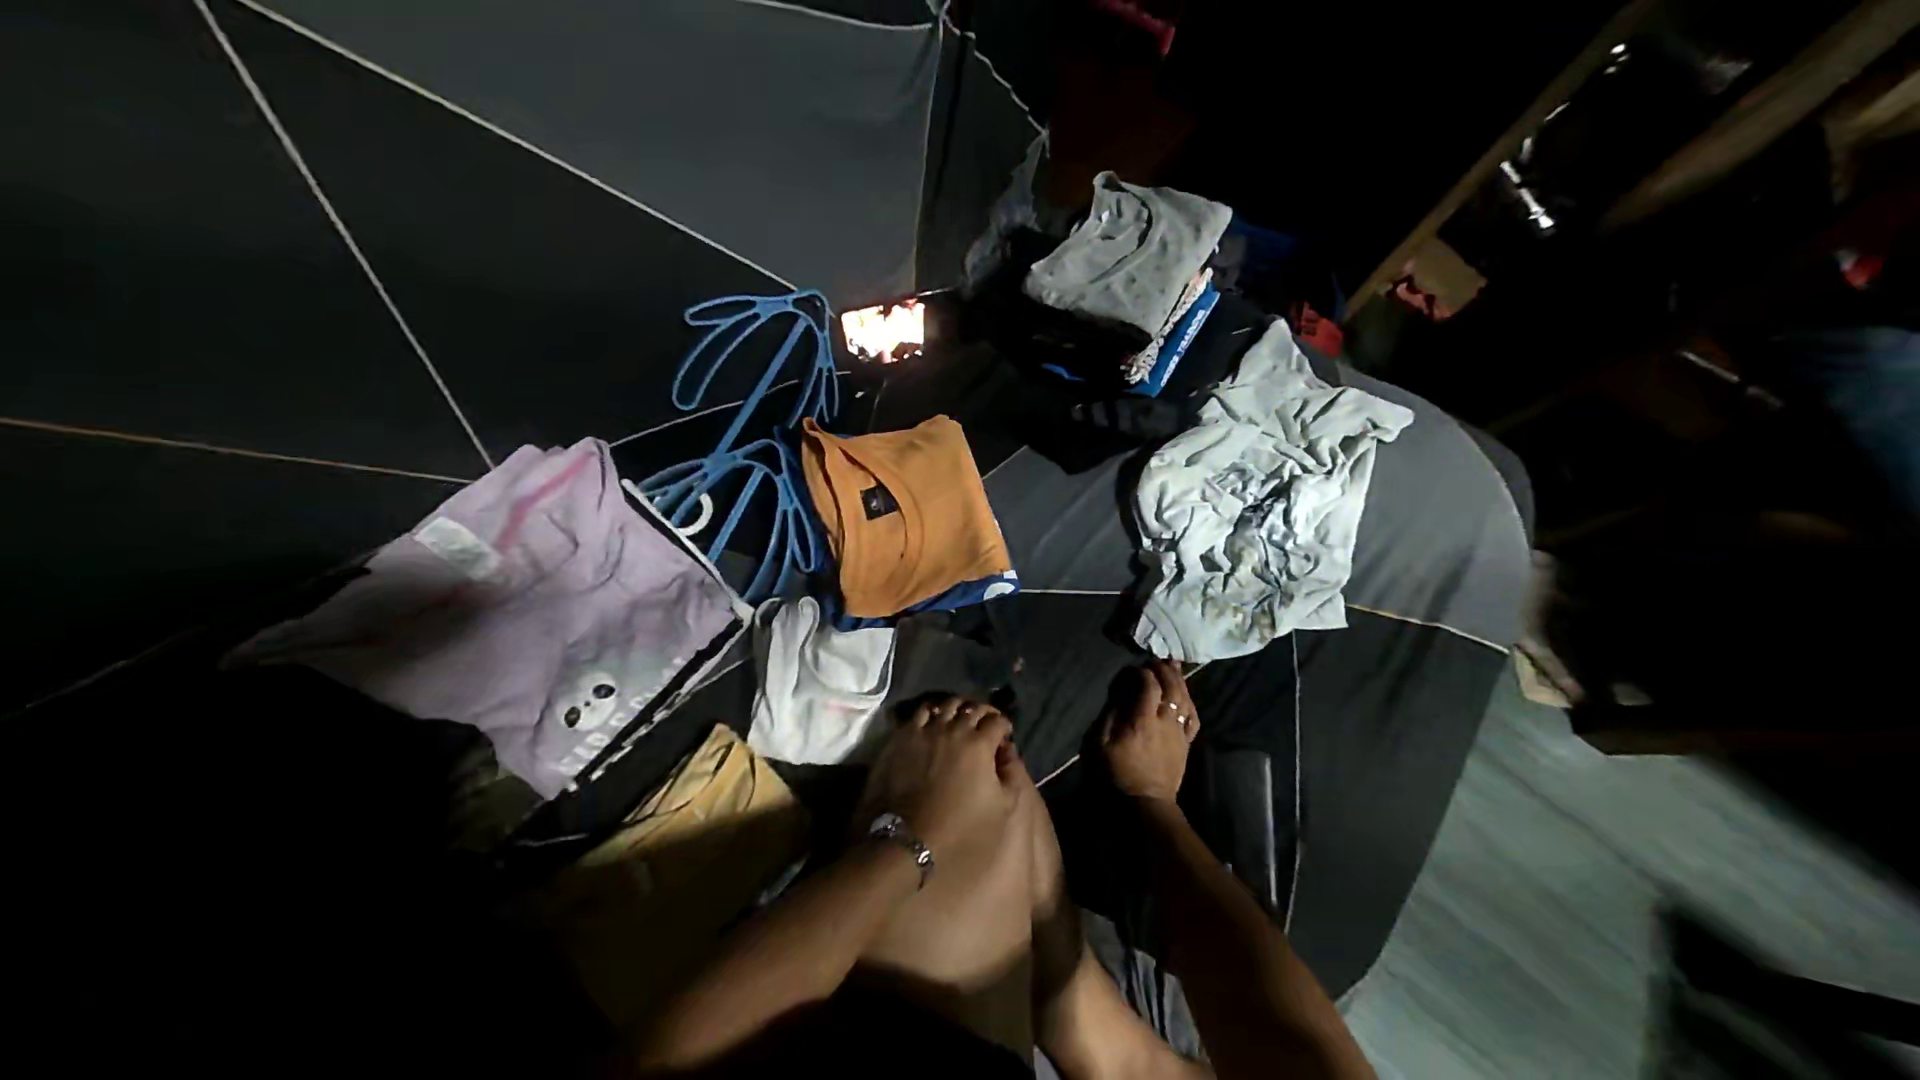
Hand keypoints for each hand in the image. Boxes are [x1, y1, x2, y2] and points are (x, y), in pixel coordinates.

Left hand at [858, 696, 1021, 875]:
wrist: (908, 838)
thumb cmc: (960, 827)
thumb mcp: (1002, 808)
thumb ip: (1012, 775)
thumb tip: (1009, 752)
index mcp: (979, 744)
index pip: (998, 721)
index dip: (1004, 726)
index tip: (1004, 735)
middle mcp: (953, 729)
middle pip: (972, 708)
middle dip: (983, 713)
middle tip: (985, 724)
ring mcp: (926, 730)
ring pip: (946, 705)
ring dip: (958, 709)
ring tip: (960, 719)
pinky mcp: (903, 736)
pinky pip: (921, 713)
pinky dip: (932, 712)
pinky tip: (934, 721)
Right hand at [1101, 660, 1198, 801]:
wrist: (1146, 802)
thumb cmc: (1118, 772)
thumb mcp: (1100, 744)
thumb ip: (1110, 715)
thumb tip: (1119, 693)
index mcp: (1142, 720)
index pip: (1148, 685)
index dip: (1141, 672)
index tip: (1132, 668)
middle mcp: (1164, 721)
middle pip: (1171, 687)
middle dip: (1164, 669)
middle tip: (1155, 659)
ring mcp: (1179, 732)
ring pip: (1184, 699)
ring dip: (1179, 680)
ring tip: (1173, 665)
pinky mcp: (1186, 743)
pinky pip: (1193, 717)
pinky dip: (1190, 701)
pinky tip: (1185, 694)